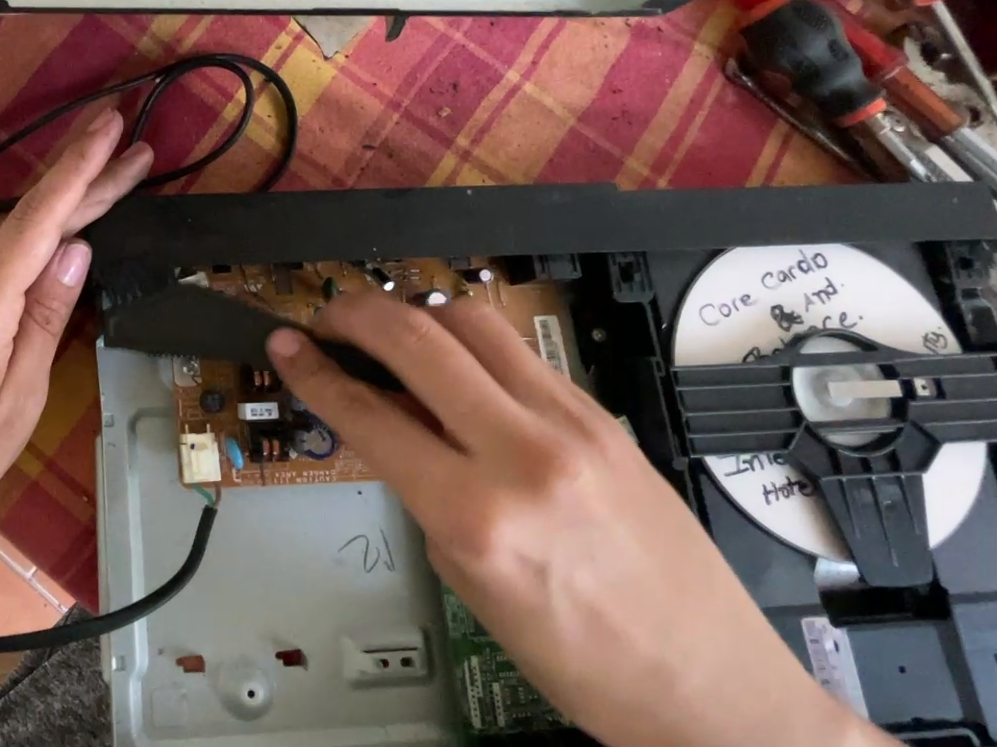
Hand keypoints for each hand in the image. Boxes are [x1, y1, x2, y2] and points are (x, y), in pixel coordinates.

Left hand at [0, 107, 153, 559]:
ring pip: (4, 237)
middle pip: (24, 220)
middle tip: (127, 141)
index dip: (78, 170)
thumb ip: (44, 319)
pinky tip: (55, 236)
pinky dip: (25, 242)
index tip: (110, 127)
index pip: (37, 222)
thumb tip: (75, 249)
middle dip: (80, 179)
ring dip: (57, 213)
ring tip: (109, 184)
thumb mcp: (18, 399)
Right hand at [265, 295, 894, 746]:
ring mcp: (574, 423)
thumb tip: (384, 413)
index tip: (288, 346)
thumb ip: (418, 481)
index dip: (314, 372)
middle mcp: (527, 454)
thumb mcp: (463, 573)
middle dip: (355, 314)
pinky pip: (518, 350)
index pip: (370, 414)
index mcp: (476, 515)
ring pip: (472, 321)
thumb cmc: (580, 655)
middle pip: (418, 339)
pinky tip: (451, 360)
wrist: (708, 683)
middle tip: (326, 317)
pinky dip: (468, 340)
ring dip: (413, 312)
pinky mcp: (602, 413)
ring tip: (386, 328)